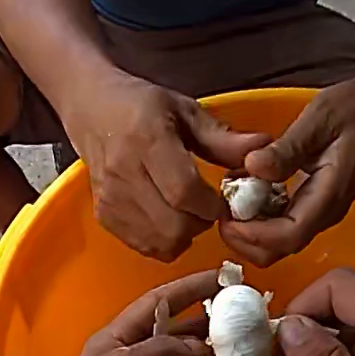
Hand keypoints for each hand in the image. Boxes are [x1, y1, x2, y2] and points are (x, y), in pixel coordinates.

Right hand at [60, 72, 270, 261]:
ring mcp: (111, 200)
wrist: (91, 109)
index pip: (184, 191)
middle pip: (173, 226)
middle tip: (205, 209)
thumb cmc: (144, 108)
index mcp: (146, 139)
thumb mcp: (186, 112)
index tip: (224, 202)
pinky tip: (168, 220)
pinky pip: (146, 247)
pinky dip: (165, 241)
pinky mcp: (106, 217)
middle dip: (199, 224)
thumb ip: (223, 140)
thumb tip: (263, 151)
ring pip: (161, 243)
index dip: (211, 206)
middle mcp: (123, 172)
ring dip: (183, 236)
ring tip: (186, 213)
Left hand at [220, 75, 354, 266]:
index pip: (289, 235)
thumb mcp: (319, 119)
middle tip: (221, 217)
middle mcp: (322, 216)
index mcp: (328, 198)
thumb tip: (253, 167)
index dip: (255, 235)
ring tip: (229, 206)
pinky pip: (278, 230)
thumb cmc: (352, 112)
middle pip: (279, 251)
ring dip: (248, 234)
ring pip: (276, 245)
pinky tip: (244, 197)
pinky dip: (256, 222)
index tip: (228, 220)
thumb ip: (287, 148)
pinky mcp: (307, 212)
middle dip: (246, 242)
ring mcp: (315, 217)